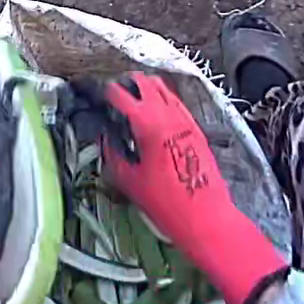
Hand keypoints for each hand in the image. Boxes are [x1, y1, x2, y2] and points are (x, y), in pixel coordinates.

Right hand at [100, 72, 287, 303]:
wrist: (209, 221)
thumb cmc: (165, 202)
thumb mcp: (129, 180)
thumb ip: (112, 153)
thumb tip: (104, 137)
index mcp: (146, 122)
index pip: (119, 93)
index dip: (103, 92)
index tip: (95, 97)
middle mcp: (166, 114)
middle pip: (144, 82)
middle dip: (126, 83)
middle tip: (114, 96)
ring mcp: (185, 120)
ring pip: (163, 88)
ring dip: (146, 89)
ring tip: (134, 102)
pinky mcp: (197, 130)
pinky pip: (176, 103)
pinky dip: (163, 101)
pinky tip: (156, 117)